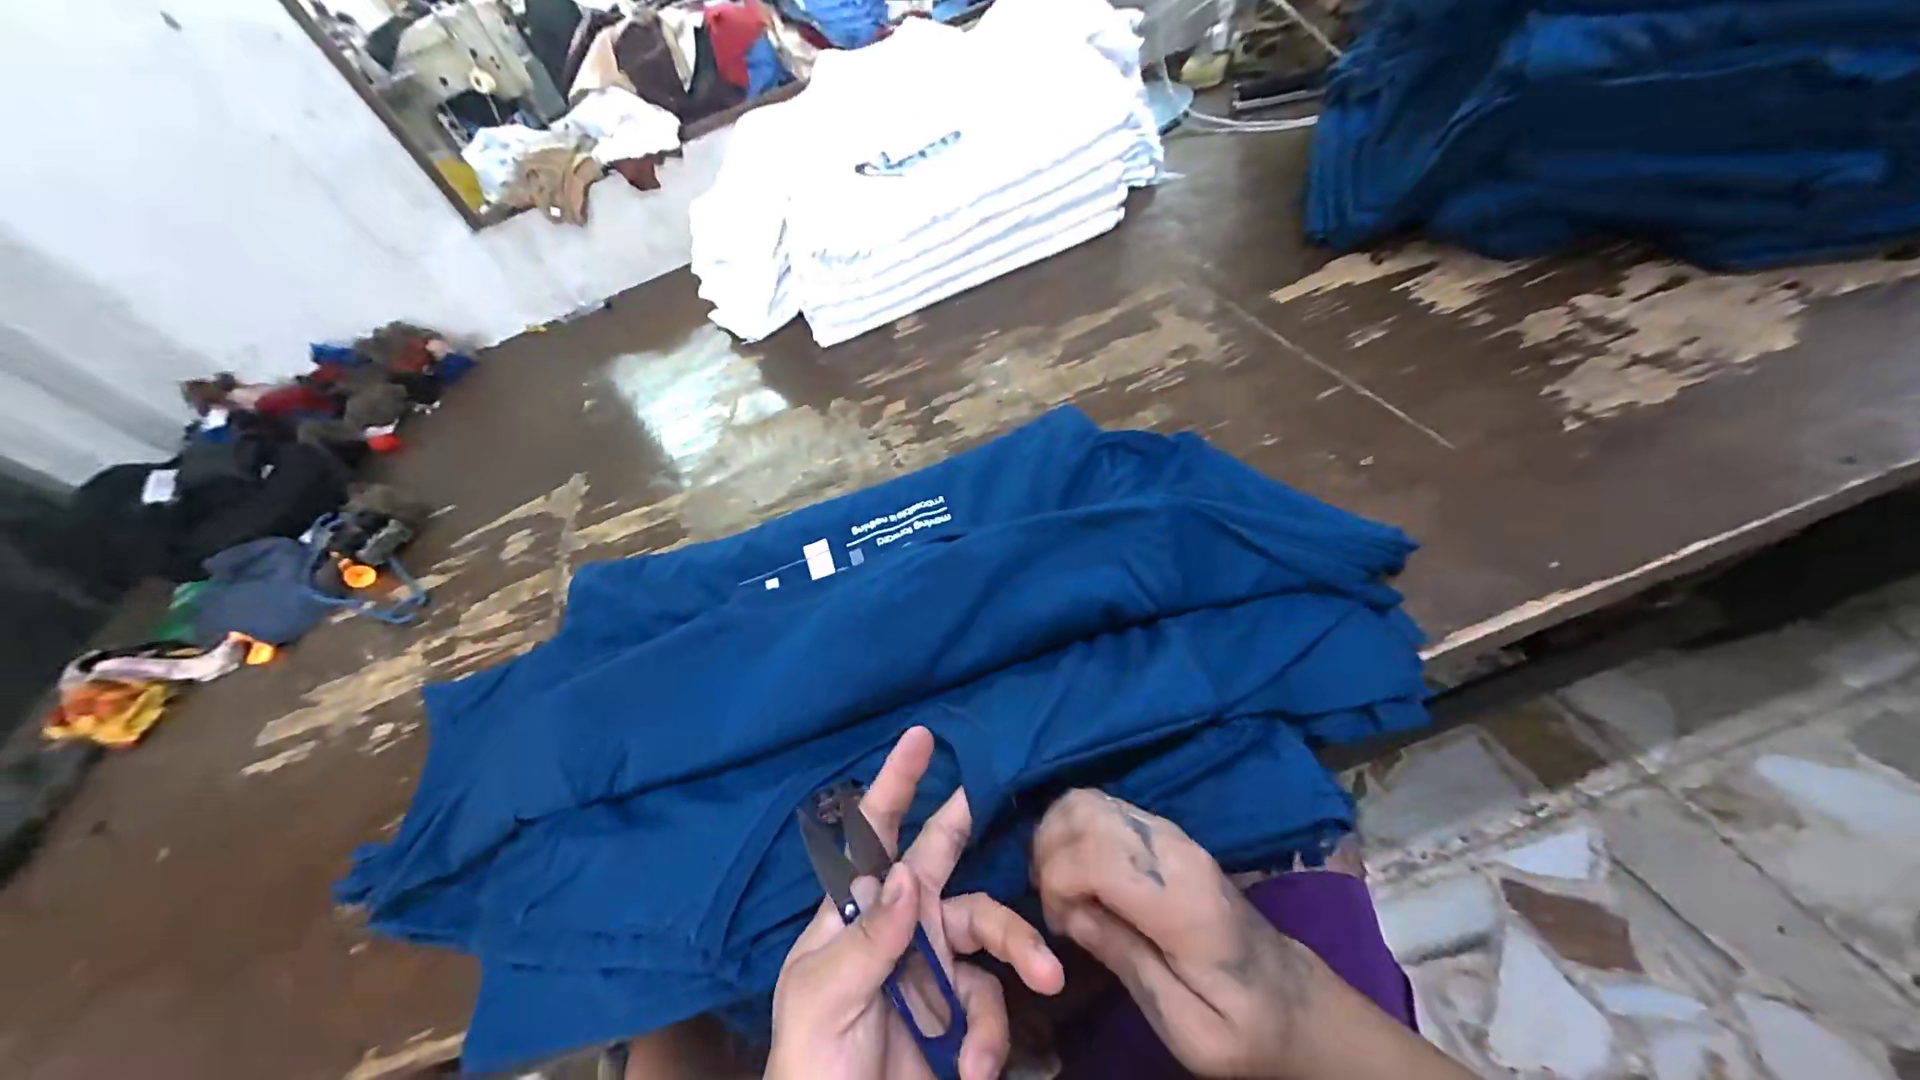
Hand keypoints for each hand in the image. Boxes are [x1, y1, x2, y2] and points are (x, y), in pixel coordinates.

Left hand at [767, 728, 1064, 1079]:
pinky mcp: (962, 1010)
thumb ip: (868, 939)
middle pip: (941, 856)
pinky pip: (991, 999)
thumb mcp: (823, 999)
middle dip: (965, 822)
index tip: (921, 737)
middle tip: (997, 792)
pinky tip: (974, 1070)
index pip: (874, 833)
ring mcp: (934, 964)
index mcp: (858, 910)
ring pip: (988, 926)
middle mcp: (901, 923)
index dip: (896, 783)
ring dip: (1018, 949)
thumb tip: (909, 873)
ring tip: (1044, 978)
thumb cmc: (812, 1065)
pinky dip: (991, 1033)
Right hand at [1030, 790, 1321, 1078]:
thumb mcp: (1189, 1029)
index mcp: (1184, 901)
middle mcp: (1174, 849)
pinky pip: (1098, 805)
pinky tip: (1075, 870)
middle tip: (1055, 907)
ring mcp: (1168, 832)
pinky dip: (1070, 829)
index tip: (1061, 927)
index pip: (1095, 857)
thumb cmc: (1242, 1024)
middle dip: (1049, 856)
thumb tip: (1070, 911)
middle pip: (1083, 814)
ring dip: (1055, 837)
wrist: (1290, 997)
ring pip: (1085, 801)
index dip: (1058, 885)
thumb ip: (1127, 962)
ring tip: (1061, 888)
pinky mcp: (1160, 830)